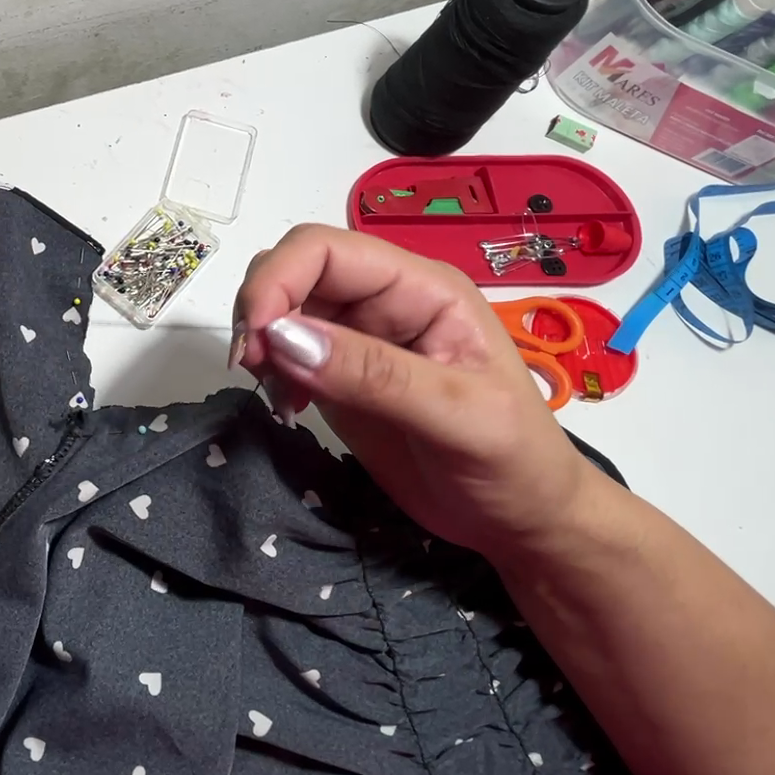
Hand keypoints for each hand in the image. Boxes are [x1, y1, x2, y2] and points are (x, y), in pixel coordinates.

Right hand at [232, 224, 609, 561]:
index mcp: (420, 289)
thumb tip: (283, 336)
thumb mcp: (460, 418)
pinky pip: (281, 348)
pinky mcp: (334, 373)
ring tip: (276, 392)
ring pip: (279, 306)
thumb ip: (375, 374)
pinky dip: (266, 369)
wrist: (520, 523)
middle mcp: (381, 299)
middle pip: (292, 269)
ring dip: (259, 341)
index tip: (257, 339)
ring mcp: (354, 336)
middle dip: (260, 309)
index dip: (278, 279)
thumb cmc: (515, 465)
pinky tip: (286, 406)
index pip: (325, 250)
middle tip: (254, 368)